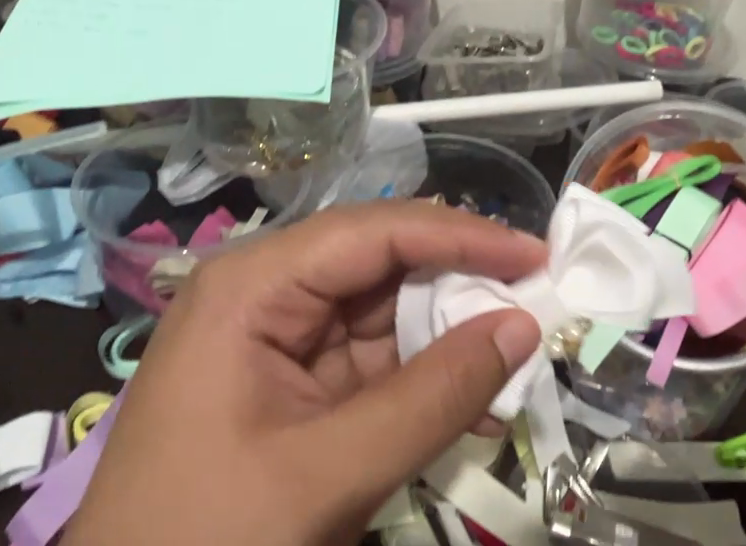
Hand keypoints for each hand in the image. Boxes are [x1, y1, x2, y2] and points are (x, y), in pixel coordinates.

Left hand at [66, 202, 546, 545]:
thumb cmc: (209, 537)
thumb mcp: (327, 473)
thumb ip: (432, 398)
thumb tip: (522, 326)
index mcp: (253, 285)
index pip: (374, 231)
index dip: (461, 235)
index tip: (536, 255)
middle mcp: (264, 293)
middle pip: (379, 263)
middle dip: (458, 281)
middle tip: (536, 300)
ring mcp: (275, 339)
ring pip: (381, 311)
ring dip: (447, 333)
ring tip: (517, 353)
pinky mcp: (288, 384)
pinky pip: (369, 361)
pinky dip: (422, 377)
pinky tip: (473, 398)